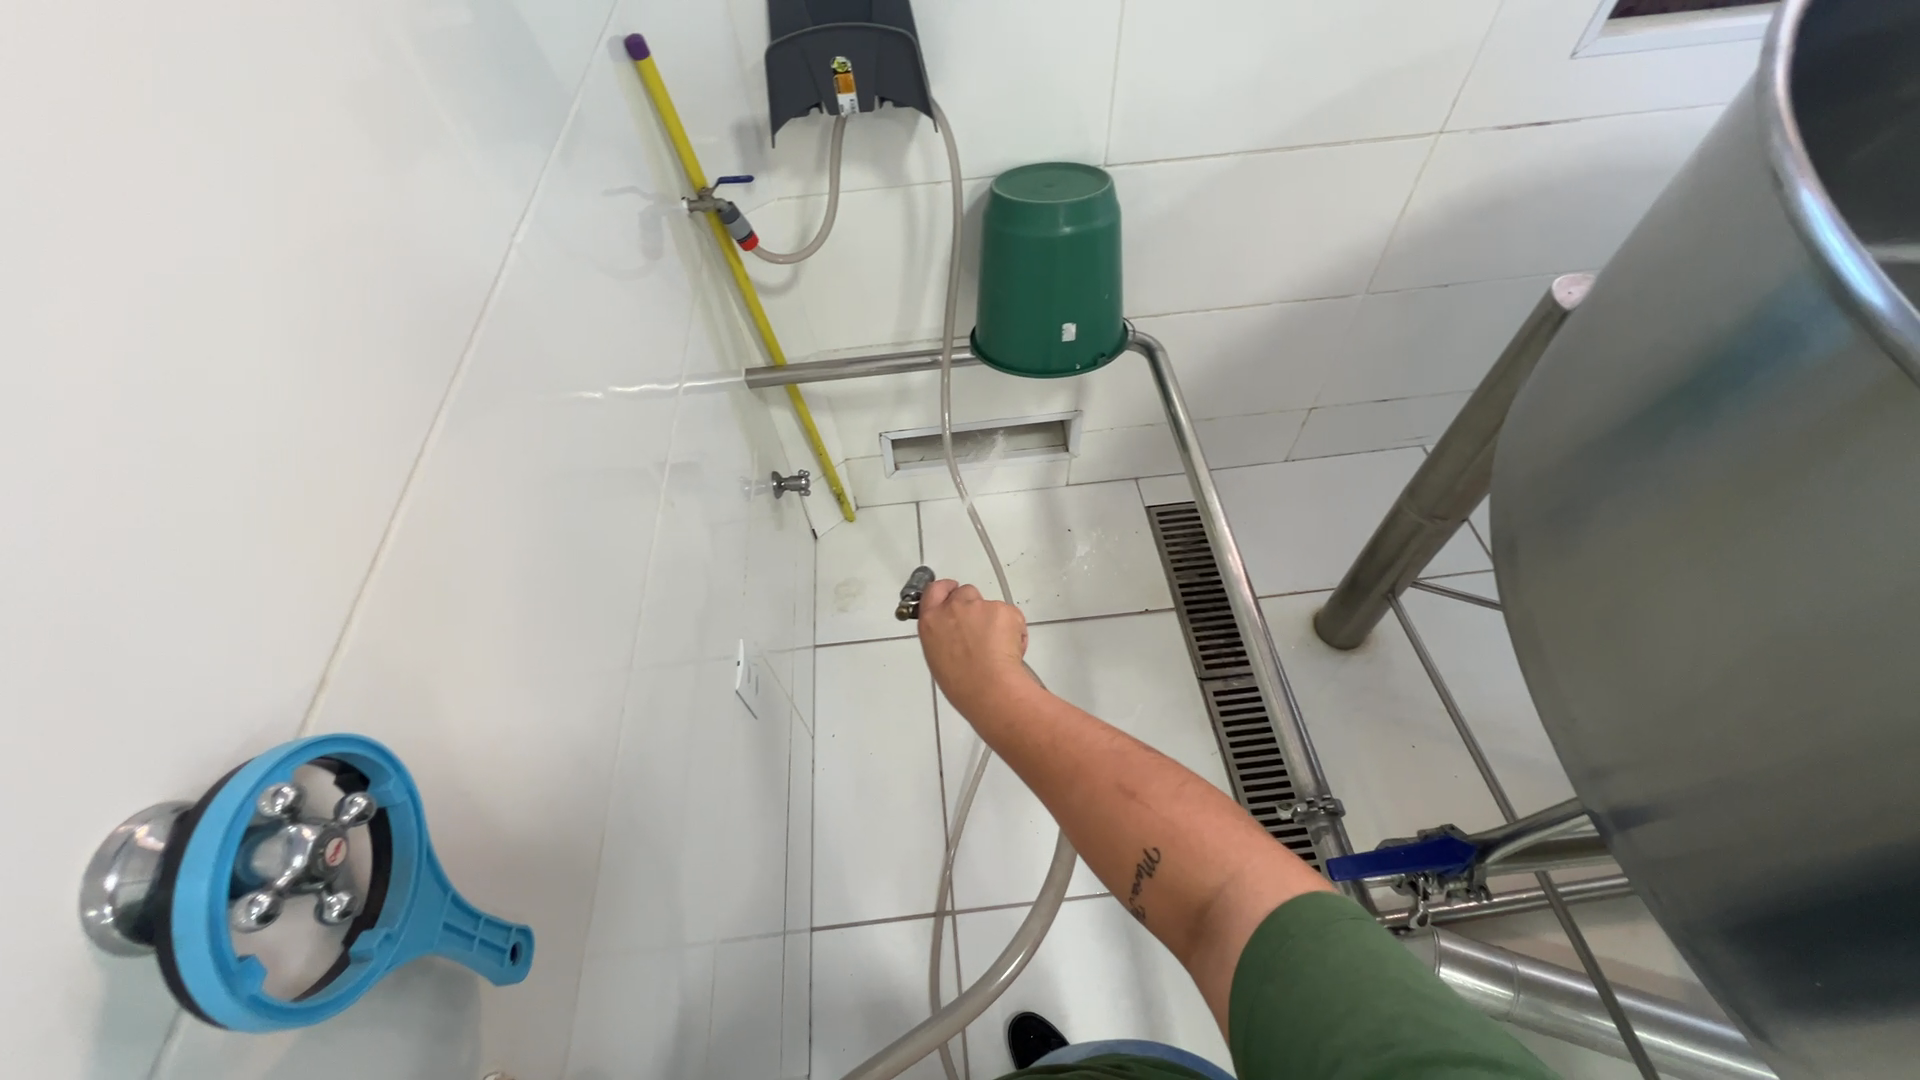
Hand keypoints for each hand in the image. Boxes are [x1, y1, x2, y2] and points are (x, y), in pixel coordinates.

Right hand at [916, 579, 1033, 717]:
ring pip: (990, 605)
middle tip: (982, 627)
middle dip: (974, 606)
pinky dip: (1013, 628)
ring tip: (997, 647)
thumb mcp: (937, 658)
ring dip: (994, 619)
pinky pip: (1010, 614)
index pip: (934, 591)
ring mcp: (979, 606)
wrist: (989, 688)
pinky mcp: (1003, 609)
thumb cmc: (961, 684)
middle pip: (965, 593)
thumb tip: (954, 634)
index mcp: (931, 621)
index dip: (945, 588)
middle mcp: (953, 608)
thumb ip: (942, 635)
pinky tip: (1010, 649)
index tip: (951, 589)